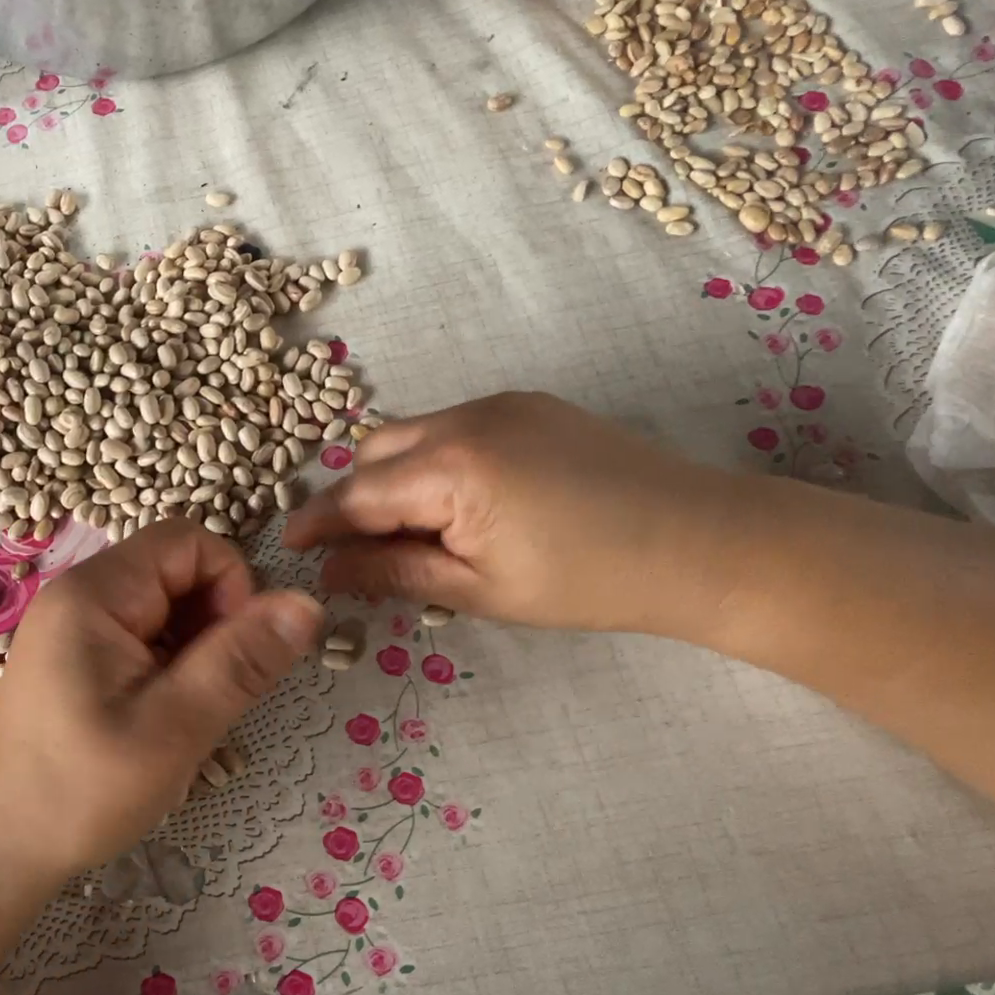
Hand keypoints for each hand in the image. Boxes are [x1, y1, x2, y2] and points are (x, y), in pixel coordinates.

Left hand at [0, 519, 322, 896]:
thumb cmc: (80, 791)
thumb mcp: (174, 728)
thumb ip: (242, 661)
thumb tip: (307, 603)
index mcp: (95, 592)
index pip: (188, 541)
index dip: (230, 584)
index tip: (233, 654)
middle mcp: (79, 594)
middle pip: (175, 570)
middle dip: (213, 622)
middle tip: (208, 695)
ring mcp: (73, 625)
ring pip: (163, 606)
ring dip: (193, 649)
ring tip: (181, 713)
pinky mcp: (74, 657)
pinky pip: (139, 635)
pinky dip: (167, 666)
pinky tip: (158, 718)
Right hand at [282, 392, 748, 633]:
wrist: (706, 542)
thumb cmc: (589, 581)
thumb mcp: (478, 590)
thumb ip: (393, 572)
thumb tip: (327, 571)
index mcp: (450, 468)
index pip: (357, 494)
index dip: (317, 522)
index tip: (288, 547)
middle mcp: (464, 418)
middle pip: (373, 452)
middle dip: (354, 497)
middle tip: (358, 549)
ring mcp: (498, 403)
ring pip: (409, 434)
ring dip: (392, 477)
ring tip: (412, 529)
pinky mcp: (526, 404)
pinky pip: (449, 427)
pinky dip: (431, 461)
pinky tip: (459, 502)